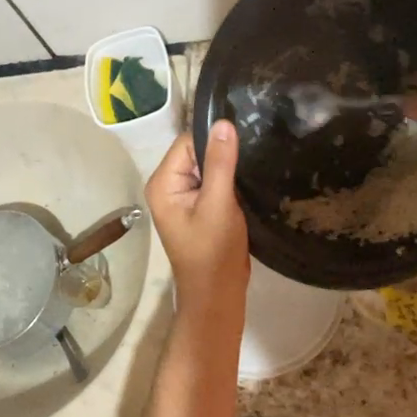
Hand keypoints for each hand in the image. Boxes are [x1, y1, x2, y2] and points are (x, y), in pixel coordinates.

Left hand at [146, 120, 249, 324]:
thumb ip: (220, 163)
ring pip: (209, 166)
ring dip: (229, 167)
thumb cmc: (213, 251)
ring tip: (254, 165)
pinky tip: (248, 181)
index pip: (188, 142)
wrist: (217, 294)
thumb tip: (223, 123)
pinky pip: (214, 181)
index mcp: (162, 183)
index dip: (214, 140)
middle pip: (197, 152)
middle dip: (222, 153)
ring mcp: (184, 197)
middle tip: (253, 154)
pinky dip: (230, 181)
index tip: (243, 142)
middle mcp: (168, 186)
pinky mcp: (200, 207)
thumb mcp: (218, 204)